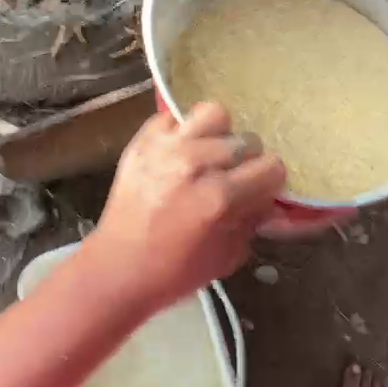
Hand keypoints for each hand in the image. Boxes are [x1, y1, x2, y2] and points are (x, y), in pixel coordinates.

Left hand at [84, 103, 286, 309]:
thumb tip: (270, 199)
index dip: (271, 180)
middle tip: (234, 177)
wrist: (116, 270)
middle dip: (248, 160)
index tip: (262, 189)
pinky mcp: (143, 140)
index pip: (271, 165)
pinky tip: (180, 152)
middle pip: (247, 139)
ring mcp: (166, 147)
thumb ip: (253, 221)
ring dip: (219, 134)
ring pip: (214, 113)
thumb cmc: (173, 272)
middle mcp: (195, 164)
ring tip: (209, 154)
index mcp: (219, 197)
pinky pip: (175, 116)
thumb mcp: (227, 256)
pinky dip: (183, 131)